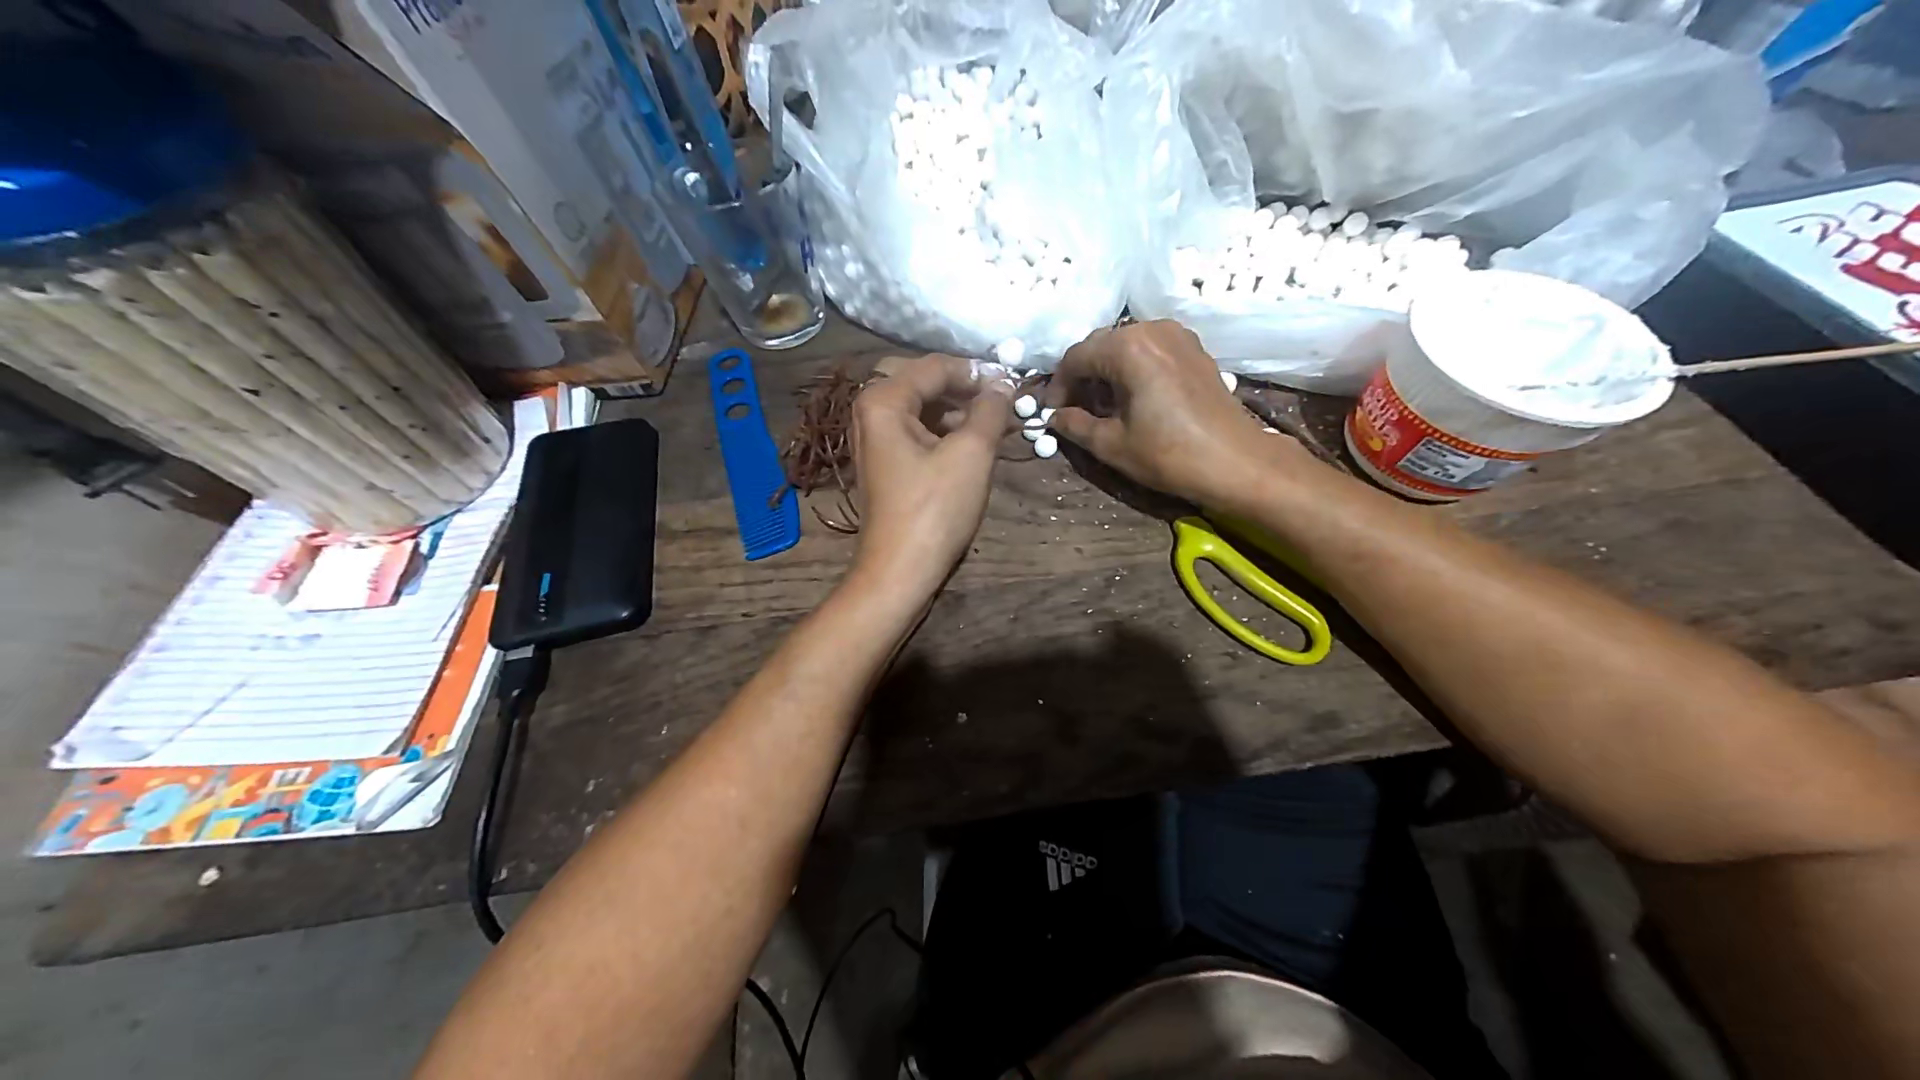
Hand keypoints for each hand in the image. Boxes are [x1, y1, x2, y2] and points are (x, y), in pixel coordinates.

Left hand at [850, 354, 1011, 594]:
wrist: (900, 571)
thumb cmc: (934, 509)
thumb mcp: (971, 453)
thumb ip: (989, 410)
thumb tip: (1003, 385)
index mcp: (882, 401)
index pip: (935, 367)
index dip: (977, 372)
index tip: (1013, 383)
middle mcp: (870, 413)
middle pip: (923, 382)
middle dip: (963, 388)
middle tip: (999, 401)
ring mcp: (875, 440)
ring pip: (920, 407)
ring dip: (957, 411)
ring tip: (996, 424)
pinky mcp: (885, 464)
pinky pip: (916, 431)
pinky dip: (944, 432)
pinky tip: (974, 444)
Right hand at [1046, 321, 1305, 506]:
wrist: (1236, 462)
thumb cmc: (1169, 455)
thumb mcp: (1111, 444)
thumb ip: (1075, 425)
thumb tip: (1055, 417)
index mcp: (1128, 347)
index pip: (1076, 357)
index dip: (1058, 386)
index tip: (1052, 412)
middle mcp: (1152, 329)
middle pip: (1100, 346)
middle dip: (1082, 376)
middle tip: (1073, 410)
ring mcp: (1177, 335)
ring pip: (1124, 345)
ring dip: (1106, 371)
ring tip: (1101, 406)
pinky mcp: (1193, 348)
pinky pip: (1149, 349)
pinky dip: (1132, 368)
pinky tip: (1130, 397)